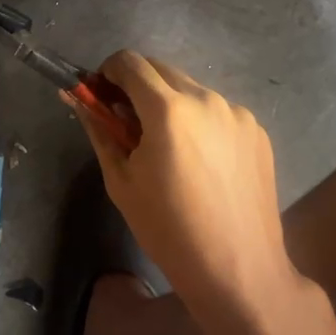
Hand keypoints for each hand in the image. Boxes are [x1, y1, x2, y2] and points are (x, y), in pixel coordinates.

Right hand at [71, 51, 333, 334]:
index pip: (129, 61)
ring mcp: (236, 113)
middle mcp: (205, 99)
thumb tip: (79, 98)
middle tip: (130, 123)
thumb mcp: (121, 181)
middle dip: (138, 86)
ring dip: (171, 102)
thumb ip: (100, 130)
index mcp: (168, 109)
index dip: (109, 72)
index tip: (103, 96)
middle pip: (159, 69)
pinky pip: (218, 110)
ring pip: (190, 88)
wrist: (240, 273)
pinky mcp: (257, 130)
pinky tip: (203, 161)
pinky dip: (201, 121)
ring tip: (171, 147)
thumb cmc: (170, 231)